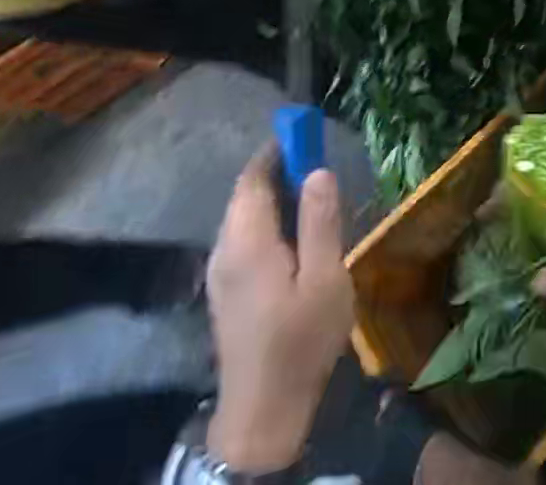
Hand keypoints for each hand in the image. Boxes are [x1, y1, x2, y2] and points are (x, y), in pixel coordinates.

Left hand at [206, 147, 353, 472]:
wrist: (263, 410)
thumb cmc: (300, 340)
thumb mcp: (324, 278)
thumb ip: (320, 222)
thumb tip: (317, 170)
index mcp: (247, 242)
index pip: (253, 179)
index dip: (276, 151)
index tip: (304, 133)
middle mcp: (225, 250)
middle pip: (246, 195)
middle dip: (277, 171)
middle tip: (317, 165)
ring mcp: (220, 272)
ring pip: (244, 216)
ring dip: (273, 196)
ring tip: (312, 196)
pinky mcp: (226, 289)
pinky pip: (244, 237)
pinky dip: (268, 220)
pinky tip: (294, 235)